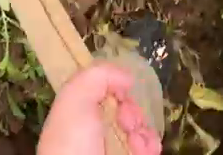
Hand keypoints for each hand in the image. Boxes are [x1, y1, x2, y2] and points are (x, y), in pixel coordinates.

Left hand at [37, 62, 160, 154]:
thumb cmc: (71, 139)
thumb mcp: (76, 94)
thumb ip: (101, 75)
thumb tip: (128, 78)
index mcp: (81, 110)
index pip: (106, 91)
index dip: (117, 87)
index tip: (121, 92)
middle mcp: (98, 129)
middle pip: (126, 110)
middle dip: (132, 110)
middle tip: (126, 121)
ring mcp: (114, 149)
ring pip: (141, 131)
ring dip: (144, 130)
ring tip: (136, 140)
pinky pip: (148, 150)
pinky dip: (150, 146)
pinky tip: (144, 149)